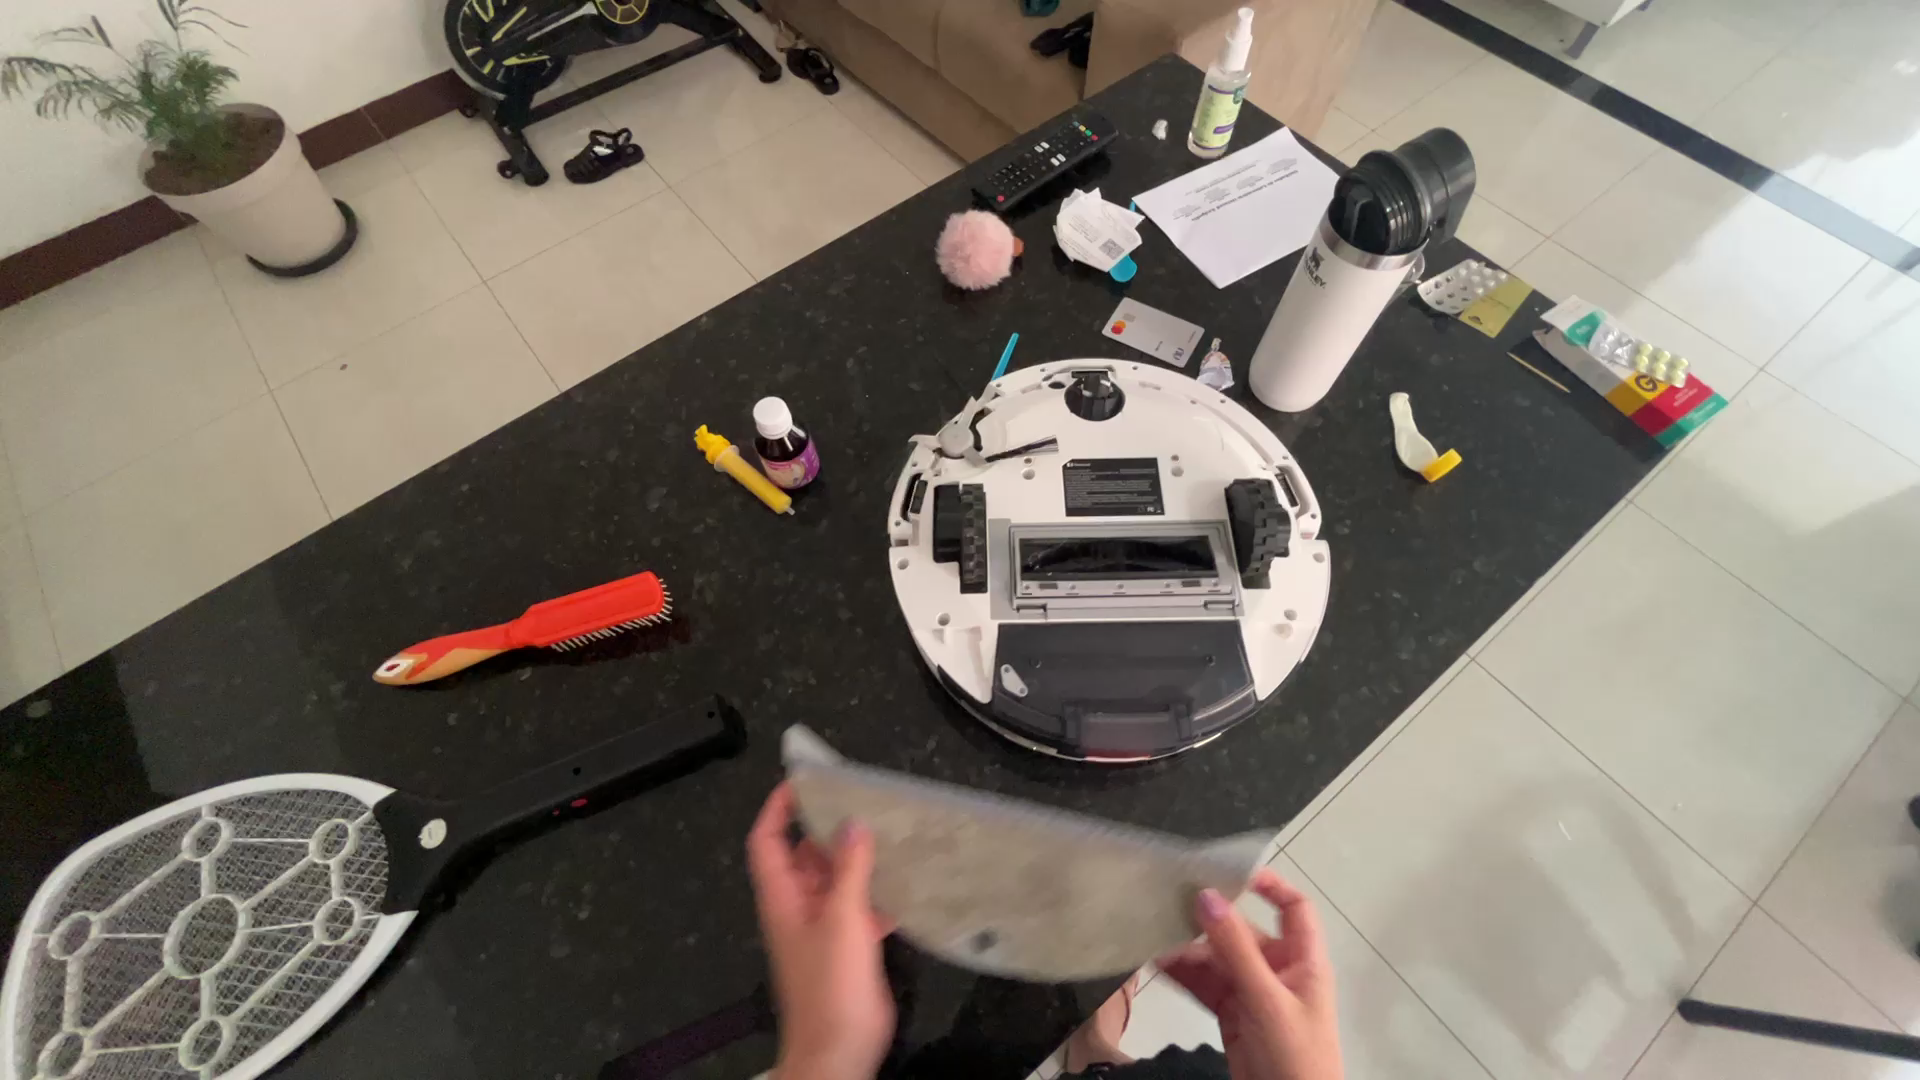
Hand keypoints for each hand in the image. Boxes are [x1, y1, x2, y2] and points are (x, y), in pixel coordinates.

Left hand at [747, 782, 896, 1079]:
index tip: (803, 780)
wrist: (840, 1053)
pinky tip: (907, 876)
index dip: (778, 808)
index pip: (767, 841)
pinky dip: (879, 889)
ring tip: (890, 826)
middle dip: (830, 825)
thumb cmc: (830, 984)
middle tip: (863, 796)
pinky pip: (861, 903)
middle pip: (806, 853)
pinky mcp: (849, 942)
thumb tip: (853, 822)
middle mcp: (800, 905)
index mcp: (783, 897)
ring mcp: (824, 924)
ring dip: (859, 856)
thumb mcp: (840, 919)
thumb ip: (848, 868)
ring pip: (838, 876)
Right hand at [1155, 868, 1342, 1079]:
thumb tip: (1206, 894)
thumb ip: (1235, 948)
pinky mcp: (1231, 1014)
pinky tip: (1156, 963)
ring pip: (1216, 957)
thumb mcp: (1266, 1001)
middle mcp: (1278, 971)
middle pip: (1241, 931)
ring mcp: (1253, 993)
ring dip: (1187, 950)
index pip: (1293, 908)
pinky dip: (1182, 973)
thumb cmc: (1296, 1061)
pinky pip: (1204, 983)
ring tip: (1153, 940)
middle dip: (1206, 922)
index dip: (1269, 884)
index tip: (1228, 871)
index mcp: (1302, 962)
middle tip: (1168, 906)